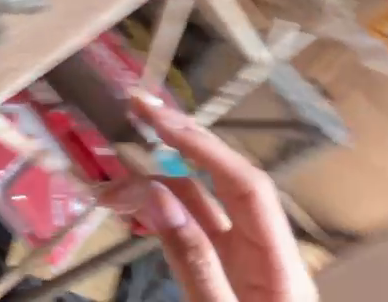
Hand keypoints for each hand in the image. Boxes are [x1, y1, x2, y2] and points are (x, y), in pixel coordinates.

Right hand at [127, 93, 317, 301]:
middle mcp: (263, 254)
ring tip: (108, 179)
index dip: (199, 144)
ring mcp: (242, 265)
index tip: (152, 117)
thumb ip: (194, 263)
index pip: (242, 184)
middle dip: (177, 143)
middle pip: (221, 182)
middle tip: (131, 110)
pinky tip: (127, 207)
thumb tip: (157, 195)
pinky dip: (156, 210)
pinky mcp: (222, 277)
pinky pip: (187, 229)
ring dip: (154, 180)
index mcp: (279, 266)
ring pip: (197, 203)